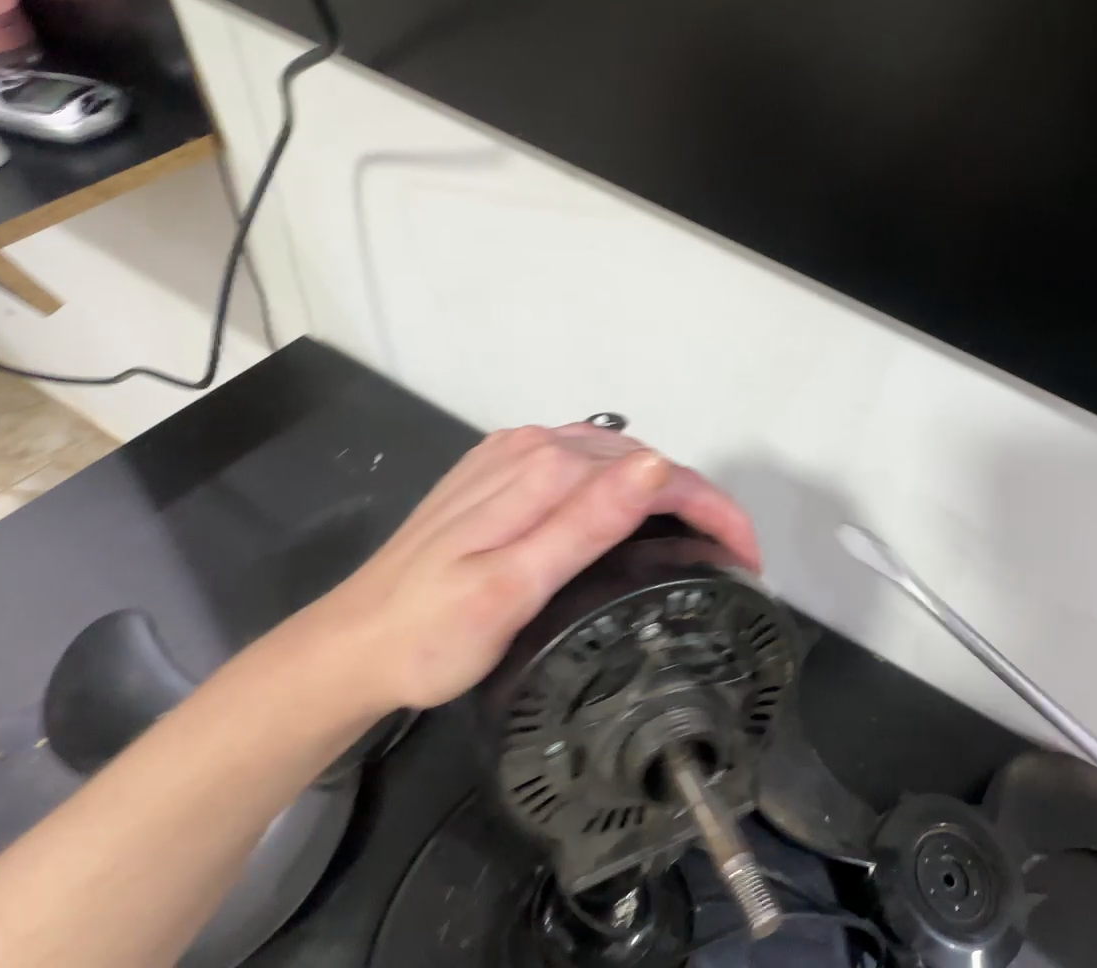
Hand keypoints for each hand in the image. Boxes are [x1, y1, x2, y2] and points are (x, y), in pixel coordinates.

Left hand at [306, 423, 759, 711]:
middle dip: (695, 498)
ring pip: (612, 456)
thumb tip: (658, 467)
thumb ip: (585, 522)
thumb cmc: (432, 637)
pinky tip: (625, 513)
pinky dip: (619, 483)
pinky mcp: (496, 471)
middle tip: (727, 556)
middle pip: (640, 458)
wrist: (351, 647)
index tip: (746, 558)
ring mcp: (509, 455)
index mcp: (541, 472)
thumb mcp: (514, 588)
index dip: (711, 508)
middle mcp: (529, 448)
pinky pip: (578, 460)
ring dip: (661, 489)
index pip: (655, 473)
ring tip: (691, 537)